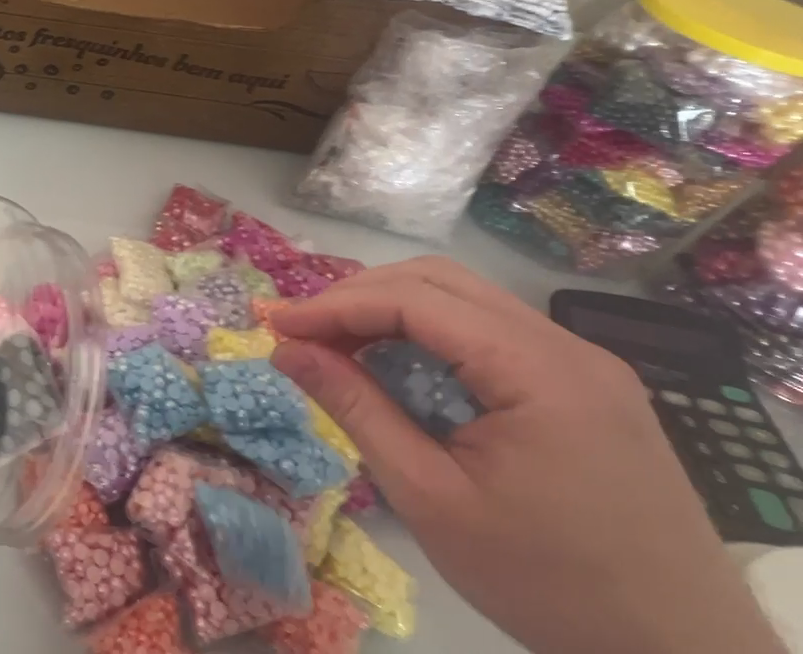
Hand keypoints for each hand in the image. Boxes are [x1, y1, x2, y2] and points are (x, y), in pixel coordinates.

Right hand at [270, 257, 783, 653]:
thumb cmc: (544, 580)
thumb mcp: (430, 496)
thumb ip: (356, 408)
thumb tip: (286, 349)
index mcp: (539, 370)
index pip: (414, 299)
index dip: (334, 304)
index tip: (274, 326)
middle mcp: (568, 348)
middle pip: (439, 281)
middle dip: (357, 297)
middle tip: (300, 333)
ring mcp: (585, 366)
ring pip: (465, 300)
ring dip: (390, 311)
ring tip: (336, 345)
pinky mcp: (587, 389)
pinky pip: (491, 333)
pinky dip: (429, 335)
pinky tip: (396, 366)